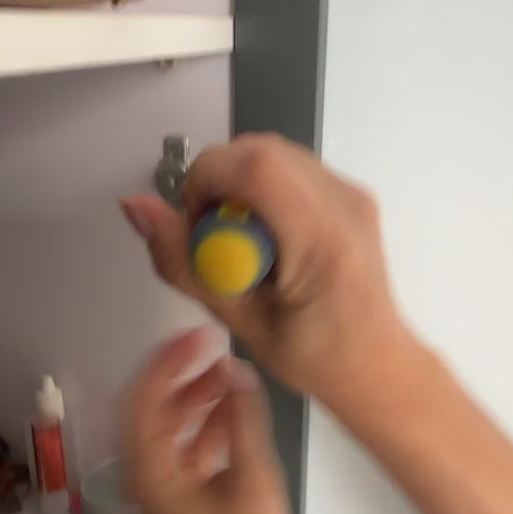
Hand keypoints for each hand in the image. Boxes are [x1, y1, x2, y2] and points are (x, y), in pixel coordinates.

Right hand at [120, 134, 413, 407]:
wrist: (376, 363)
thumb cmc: (313, 357)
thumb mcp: (238, 322)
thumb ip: (183, 264)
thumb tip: (136, 208)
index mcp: (321, 240)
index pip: (253, 167)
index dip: (205, 181)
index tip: (196, 226)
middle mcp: (344, 203)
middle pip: (258, 150)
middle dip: (216, 182)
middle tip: (213, 238)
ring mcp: (352, 192)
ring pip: (271, 152)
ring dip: (237, 185)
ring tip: (240, 243)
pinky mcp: (351, 192)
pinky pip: (290, 167)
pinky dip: (262, 190)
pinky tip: (266, 239)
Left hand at [124, 329, 290, 513]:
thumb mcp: (251, 483)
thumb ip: (242, 423)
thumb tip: (237, 374)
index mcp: (149, 466)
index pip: (145, 394)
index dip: (170, 358)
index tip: (201, 335)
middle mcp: (145, 472)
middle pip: (155, 407)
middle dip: (185, 374)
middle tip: (217, 347)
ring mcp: (160, 487)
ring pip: (170, 428)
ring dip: (197, 399)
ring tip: (232, 376)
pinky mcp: (178, 500)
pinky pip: (183, 450)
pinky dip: (204, 428)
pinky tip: (233, 415)